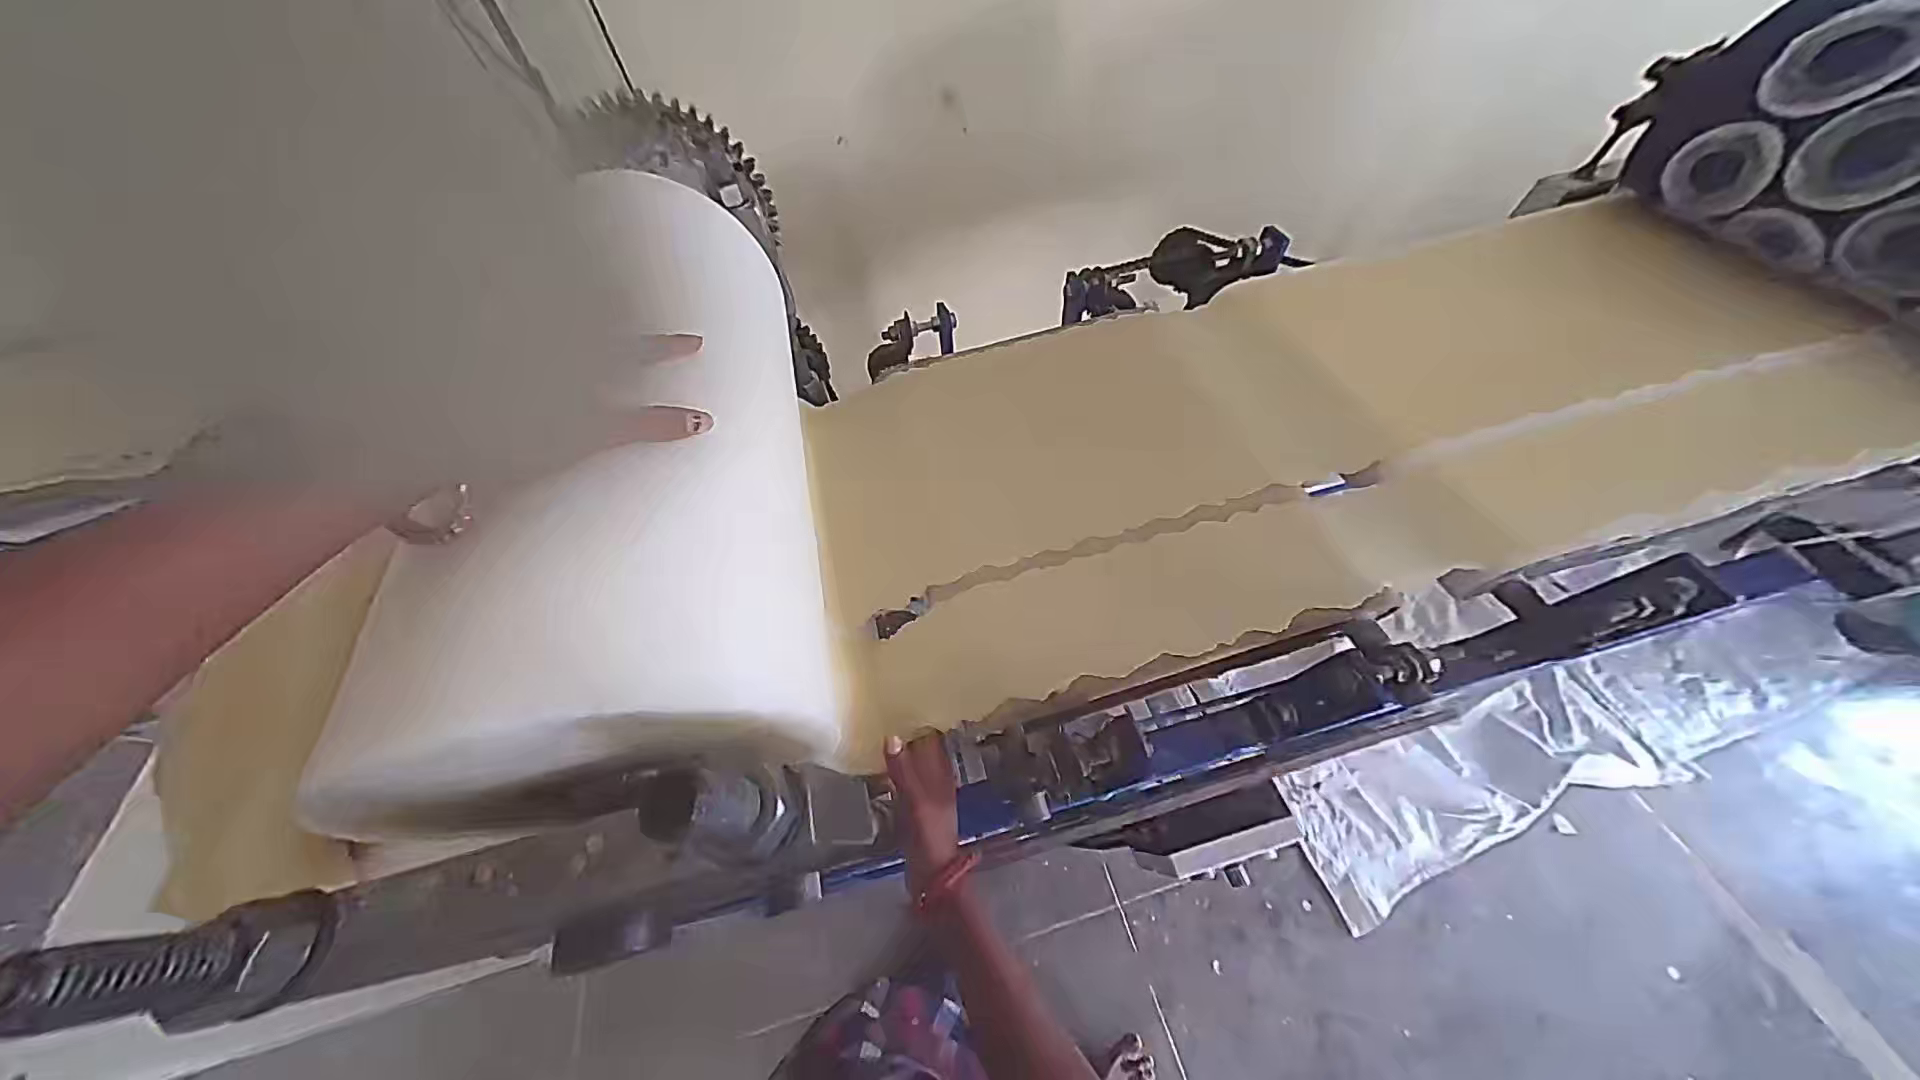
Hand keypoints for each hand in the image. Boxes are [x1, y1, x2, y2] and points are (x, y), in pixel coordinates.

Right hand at [884, 732, 959, 891]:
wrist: (931, 877)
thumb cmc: (929, 836)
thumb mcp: (915, 801)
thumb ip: (903, 770)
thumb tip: (891, 736)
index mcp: (942, 776)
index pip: (933, 742)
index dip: (922, 725)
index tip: (902, 706)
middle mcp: (936, 783)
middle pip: (923, 752)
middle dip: (909, 737)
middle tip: (884, 717)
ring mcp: (925, 797)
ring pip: (913, 767)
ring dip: (900, 755)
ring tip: (878, 738)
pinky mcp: (913, 811)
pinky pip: (903, 784)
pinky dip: (893, 774)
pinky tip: (879, 770)